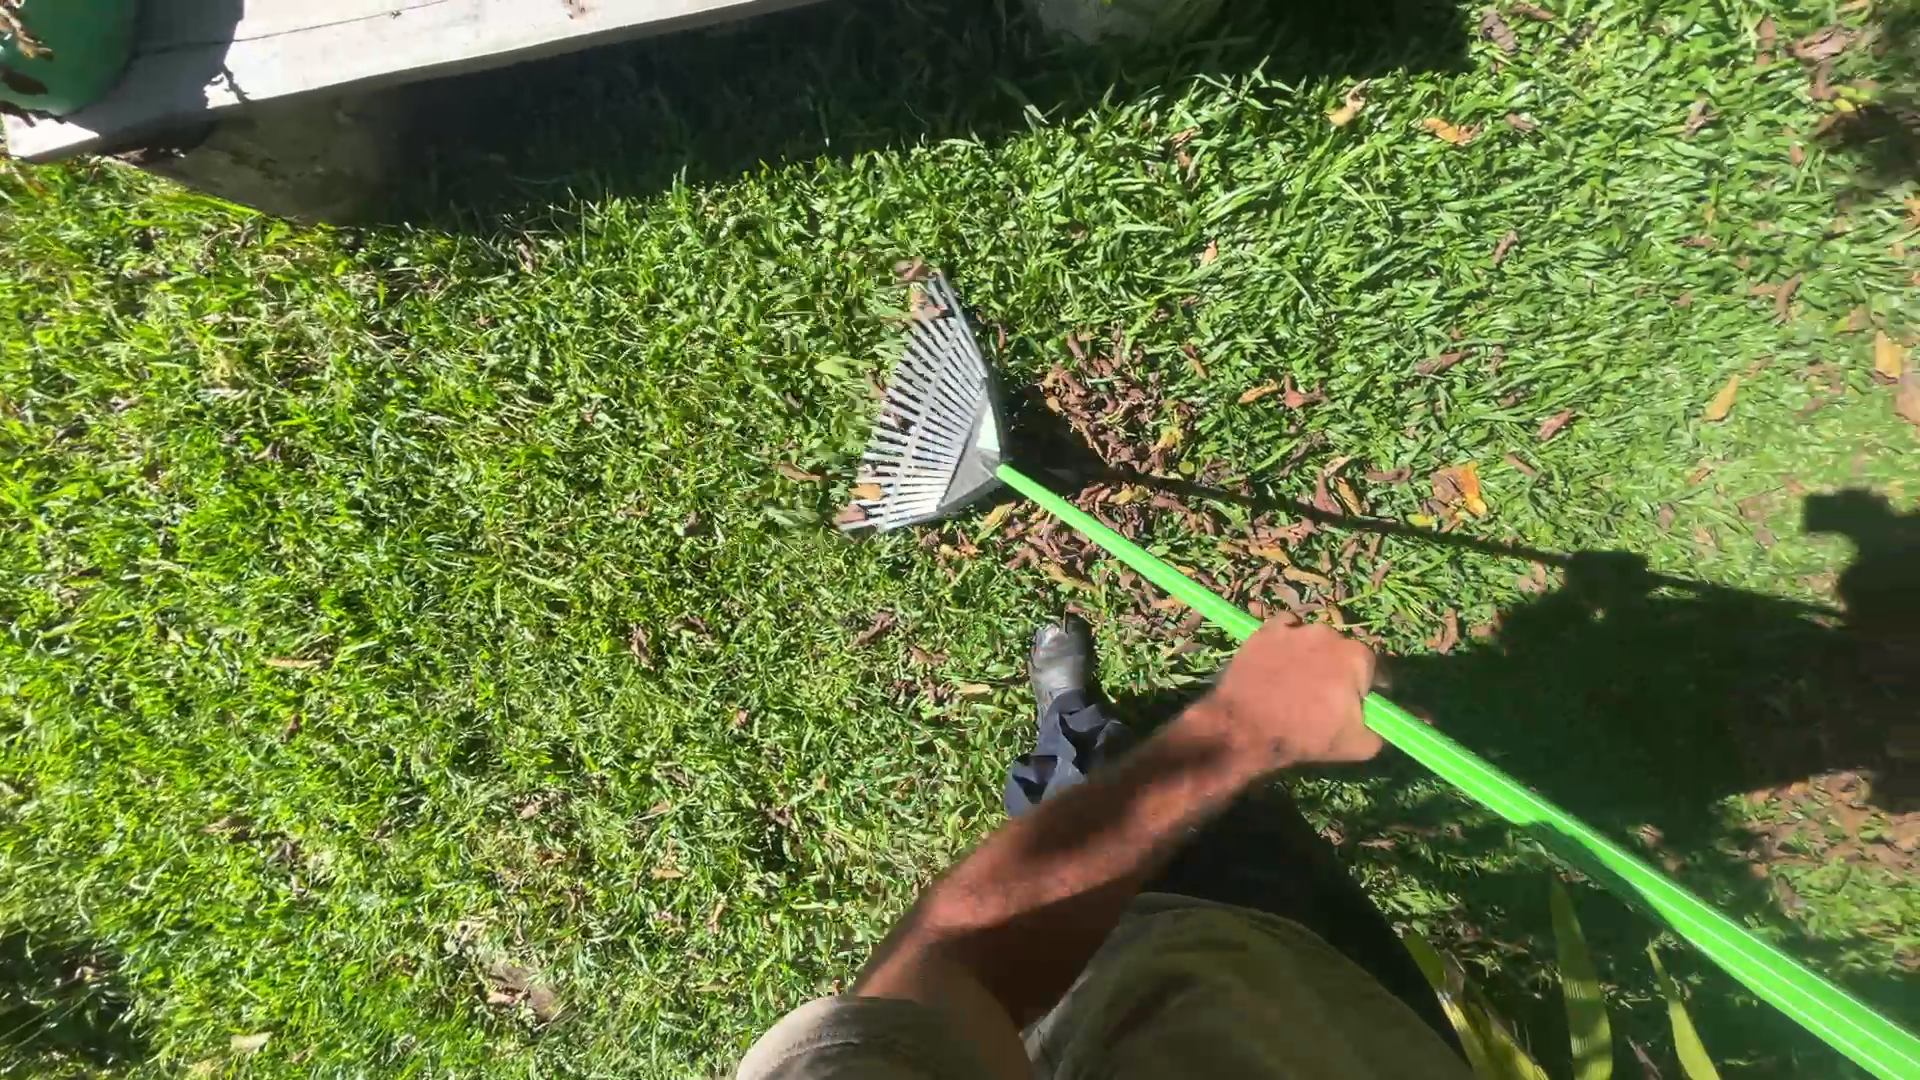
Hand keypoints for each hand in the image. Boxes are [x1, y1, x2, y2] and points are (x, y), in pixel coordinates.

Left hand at [1188, 617, 1381, 769]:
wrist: (1247, 727)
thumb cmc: (1307, 736)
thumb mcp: (1361, 743)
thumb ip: (1390, 726)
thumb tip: (1414, 718)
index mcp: (1358, 656)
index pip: (1374, 670)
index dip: (1366, 689)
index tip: (1354, 704)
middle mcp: (1328, 634)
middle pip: (1342, 651)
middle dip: (1338, 670)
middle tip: (1322, 695)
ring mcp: (1294, 629)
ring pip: (1313, 639)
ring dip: (1311, 654)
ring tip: (1296, 679)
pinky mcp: (1265, 631)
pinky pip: (1283, 628)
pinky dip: (1285, 639)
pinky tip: (1279, 658)